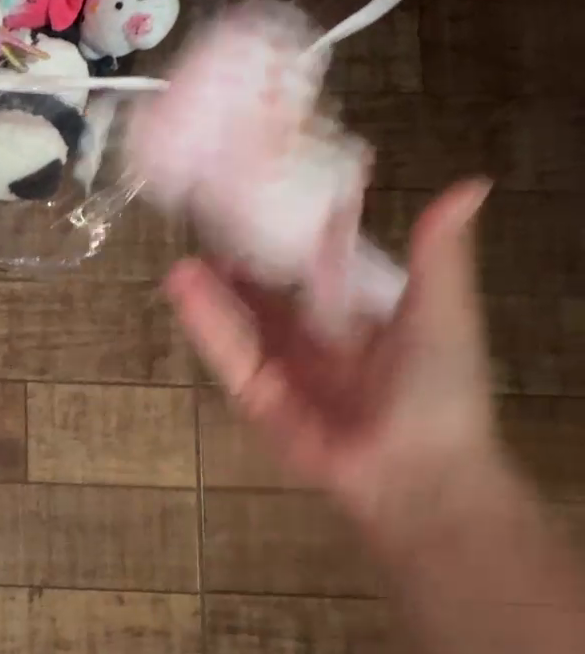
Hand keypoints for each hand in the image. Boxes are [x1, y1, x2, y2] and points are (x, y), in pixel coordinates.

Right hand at [165, 179, 498, 523]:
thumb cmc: (437, 390)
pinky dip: (203, 320)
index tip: (276, 194)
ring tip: (185, 256)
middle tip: (208, 224)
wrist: (413, 469)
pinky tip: (183, 287)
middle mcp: (317, 336)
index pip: (326, 266)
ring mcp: (281, 363)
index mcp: (364, 316)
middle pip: (271, 290)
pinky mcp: (252, 389)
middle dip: (242, 261)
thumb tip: (470, 185)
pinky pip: (225, 350)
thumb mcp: (441, 314)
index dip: (302, 233)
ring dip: (213, 288)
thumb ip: (438, 255)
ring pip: (240, 318)